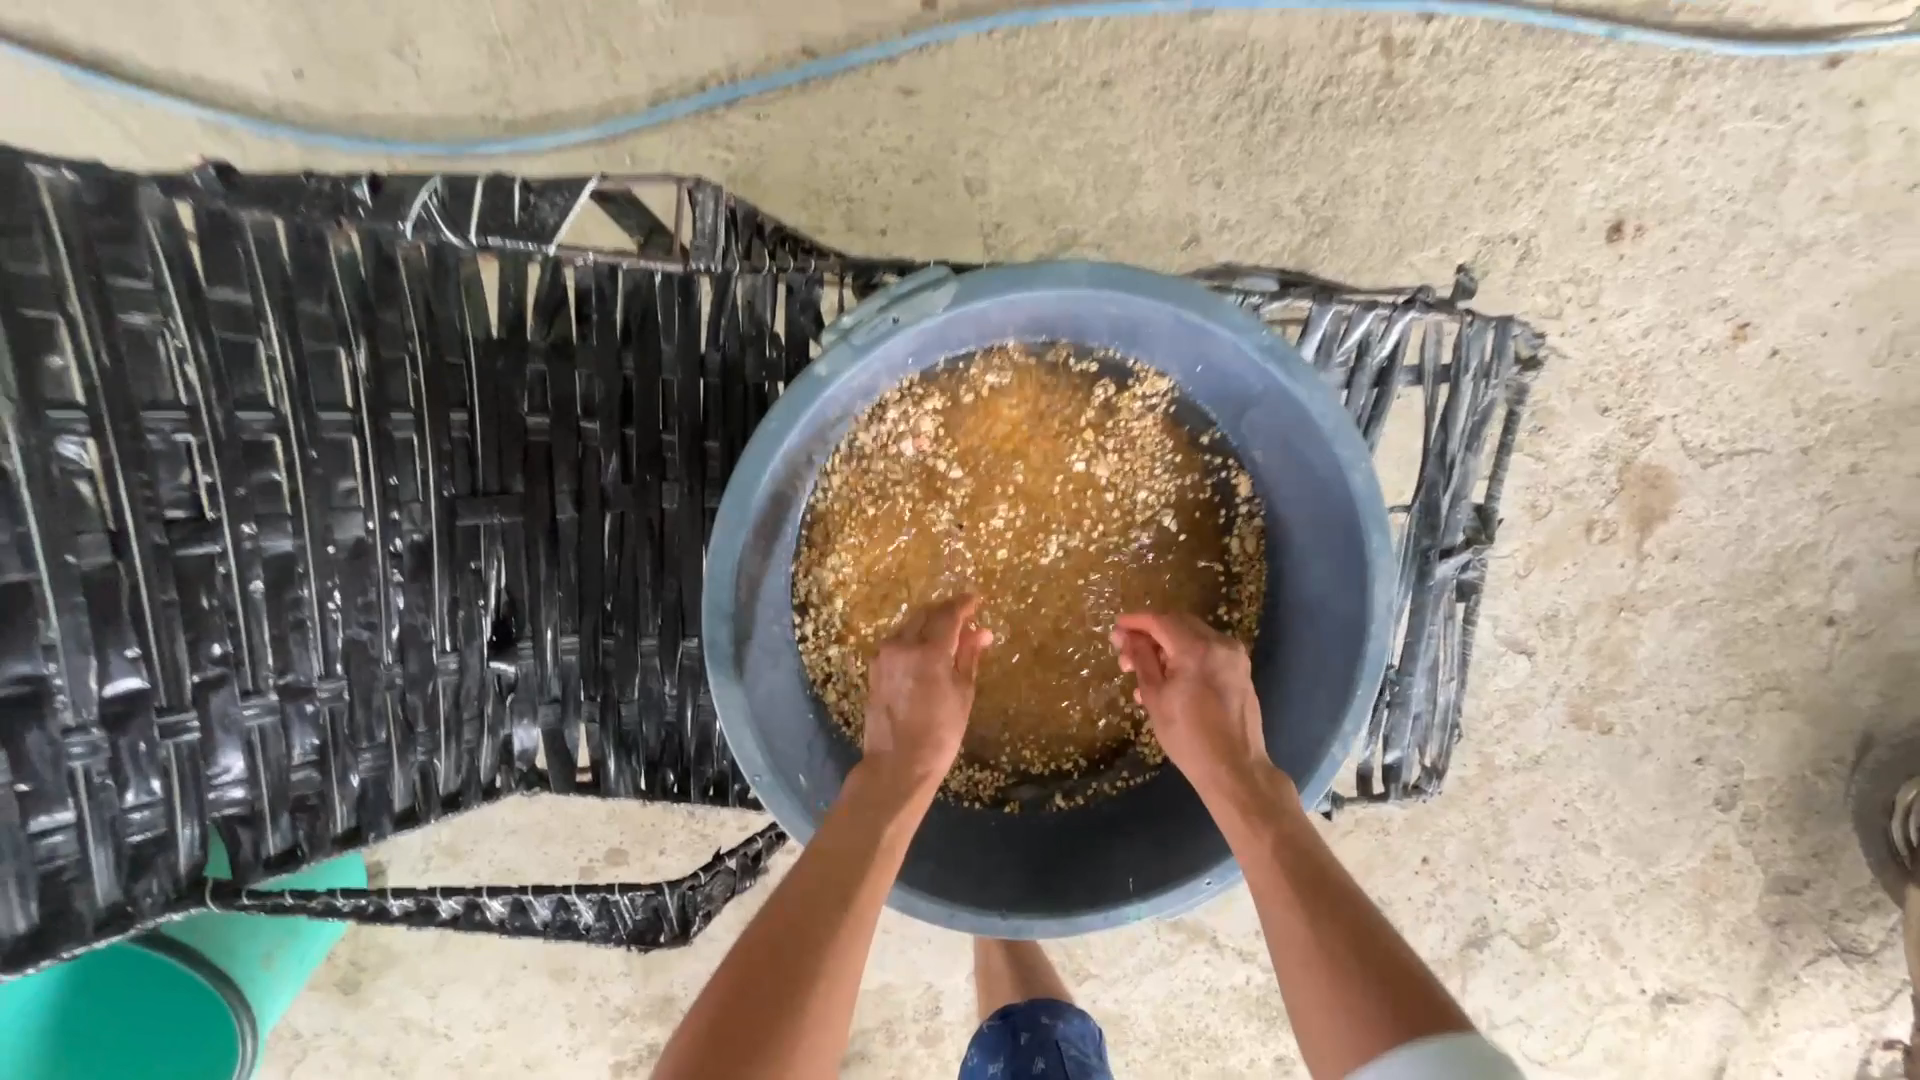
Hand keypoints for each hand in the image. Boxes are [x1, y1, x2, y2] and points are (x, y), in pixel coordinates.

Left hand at [861, 594, 993, 793]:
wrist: (898, 764)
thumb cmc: (940, 733)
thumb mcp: (962, 693)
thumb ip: (969, 657)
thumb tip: (982, 633)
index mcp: (929, 652)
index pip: (949, 614)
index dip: (965, 604)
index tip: (977, 600)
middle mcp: (902, 646)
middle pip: (925, 613)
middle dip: (946, 611)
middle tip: (966, 620)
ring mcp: (884, 656)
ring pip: (909, 625)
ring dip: (929, 624)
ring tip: (949, 638)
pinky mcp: (875, 668)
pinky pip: (897, 642)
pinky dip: (914, 639)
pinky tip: (927, 652)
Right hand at [1112, 612, 1278, 796]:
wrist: (1234, 768)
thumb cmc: (1188, 736)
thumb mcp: (1155, 696)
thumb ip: (1140, 658)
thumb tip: (1126, 635)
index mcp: (1197, 649)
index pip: (1160, 621)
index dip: (1135, 622)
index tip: (1116, 628)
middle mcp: (1220, 644)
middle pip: (1178, 624)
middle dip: (1150, 635)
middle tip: (1126, 654)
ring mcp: (1234, 656)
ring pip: (1192, 637)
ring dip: (1166, 647)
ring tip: (1143, 673)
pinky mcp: (1240, 670)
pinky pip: (1206, 652)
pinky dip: (1184, 657)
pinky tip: (1167, 680)